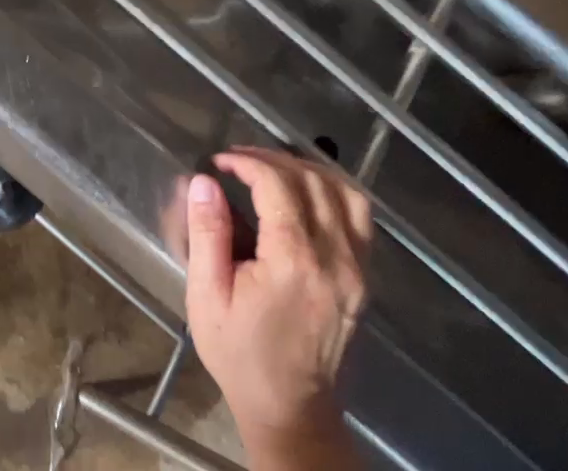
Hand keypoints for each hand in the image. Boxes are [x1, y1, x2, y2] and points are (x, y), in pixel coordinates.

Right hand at [183, 147, 371, 461]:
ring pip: (348, 195)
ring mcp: (357, 271)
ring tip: (272, 169)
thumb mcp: (206, 294)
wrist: (291, 408)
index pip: (278, 186)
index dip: (247, 162)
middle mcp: (336, 260)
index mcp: (294, 262)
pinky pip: (360, 220)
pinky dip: (333, 193)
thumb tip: (203, 182)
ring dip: (309, 170)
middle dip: (273, 159)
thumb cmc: (239, 352)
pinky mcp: (364, 280)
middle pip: (315, 182)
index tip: (218, 162)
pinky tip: (303, 195)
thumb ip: (207, 233)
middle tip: (238, 160)